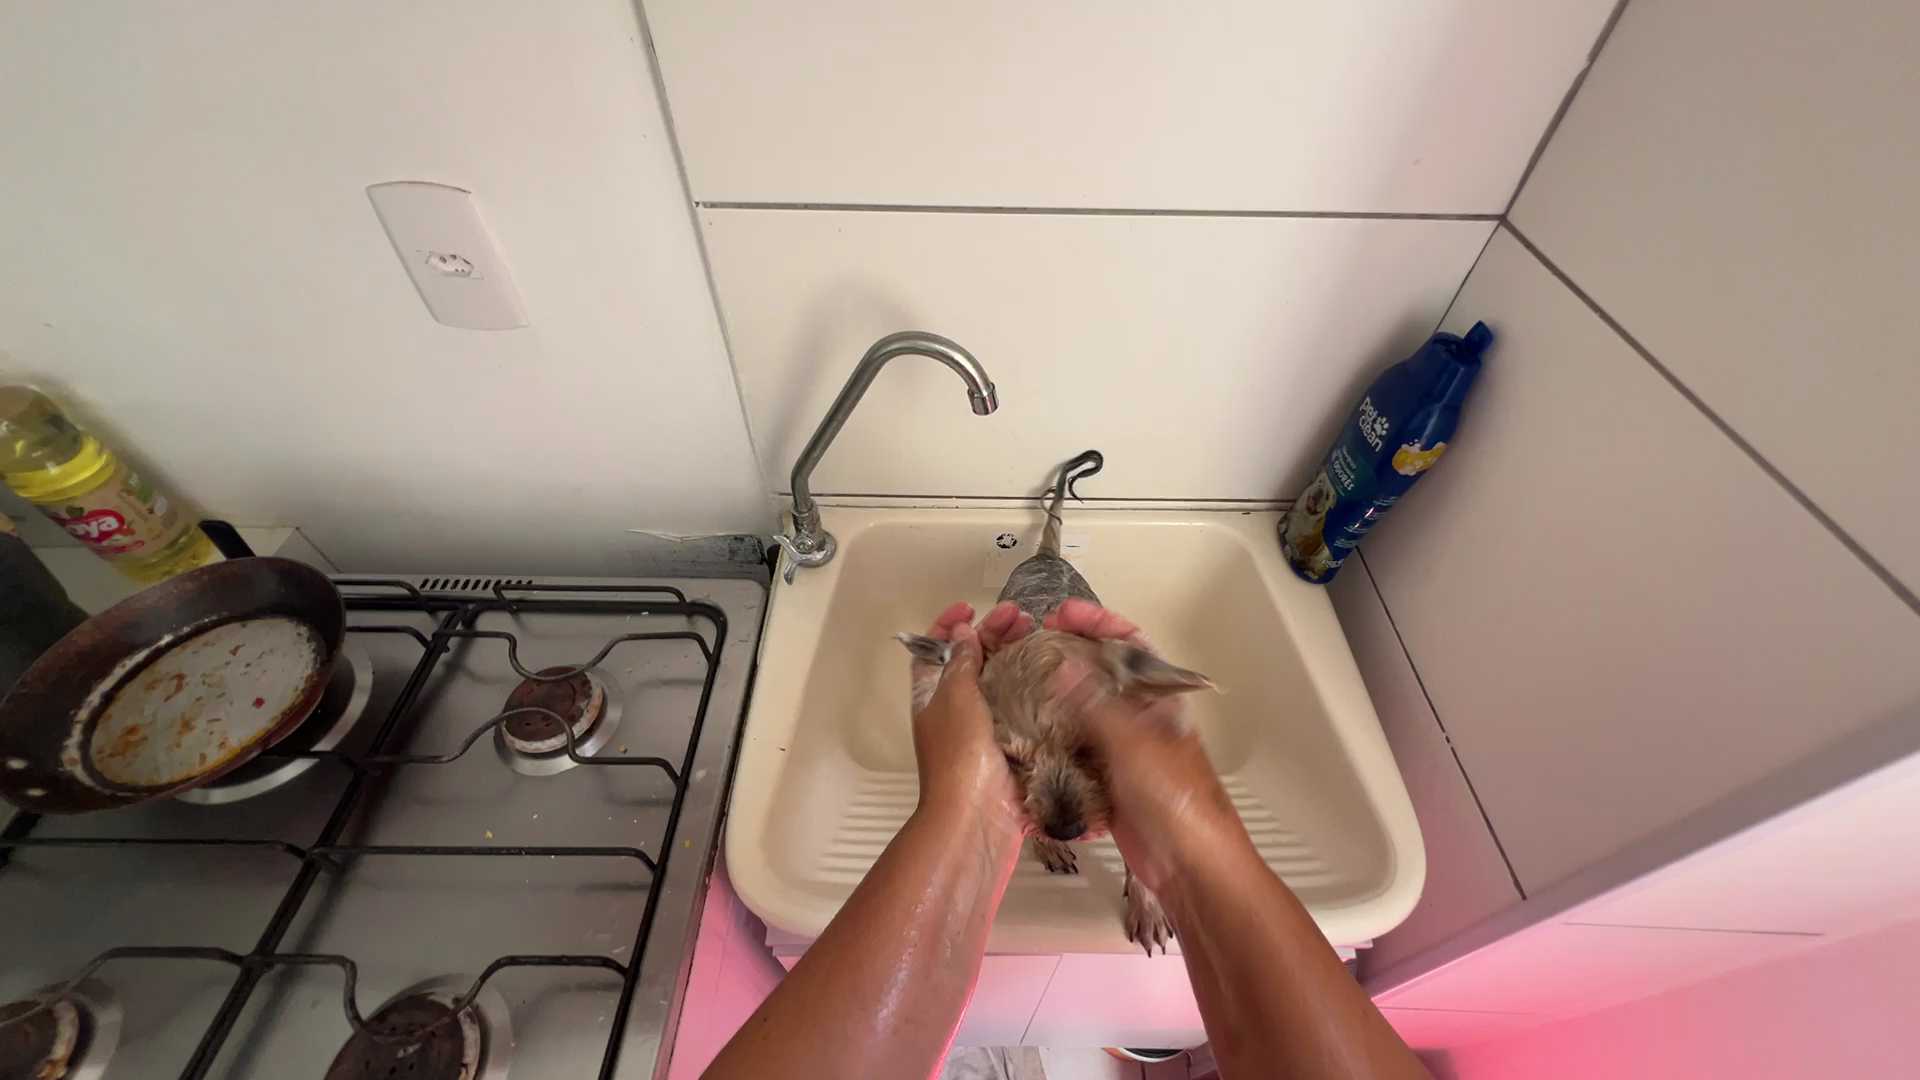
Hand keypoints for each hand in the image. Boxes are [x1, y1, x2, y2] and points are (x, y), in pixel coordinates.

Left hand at [908, 602, 1023, 833]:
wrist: (977, 815)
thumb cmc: (959, 752)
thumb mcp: (955, 697)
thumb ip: (961, 662)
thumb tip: (961, 632)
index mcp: (931, 694)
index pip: (934, 649)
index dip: (947, 624)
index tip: (970, 607)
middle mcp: (954, 706)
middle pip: (972, 658)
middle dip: (992, 633)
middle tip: (1021, 616)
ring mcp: (983, 723)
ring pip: (998, 678)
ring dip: (1014, 653)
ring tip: (1038, 634)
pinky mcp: (1009, 739)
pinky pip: (1018, 702)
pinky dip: (1030, 683)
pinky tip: (1049, 669)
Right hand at [1044, 599, 1242, 893]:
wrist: (1191, 868)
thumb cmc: (1179, 801)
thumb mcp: (1135, 744)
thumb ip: (1096, 704)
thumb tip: (1063, 665)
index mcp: (1158, 698)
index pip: (1129, 643)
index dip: (1098, 621)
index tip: (1062, 613)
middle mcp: (1139, 716)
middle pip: (1101, 671)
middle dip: (1068, 652)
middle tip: (1032, 642)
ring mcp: (1121, 746)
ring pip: (1082, 708)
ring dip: (1055, 693)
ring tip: (1021, 679)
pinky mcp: (1104, 775)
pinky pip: (1073, 745)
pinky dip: (1051, 734)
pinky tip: (1027, 728)